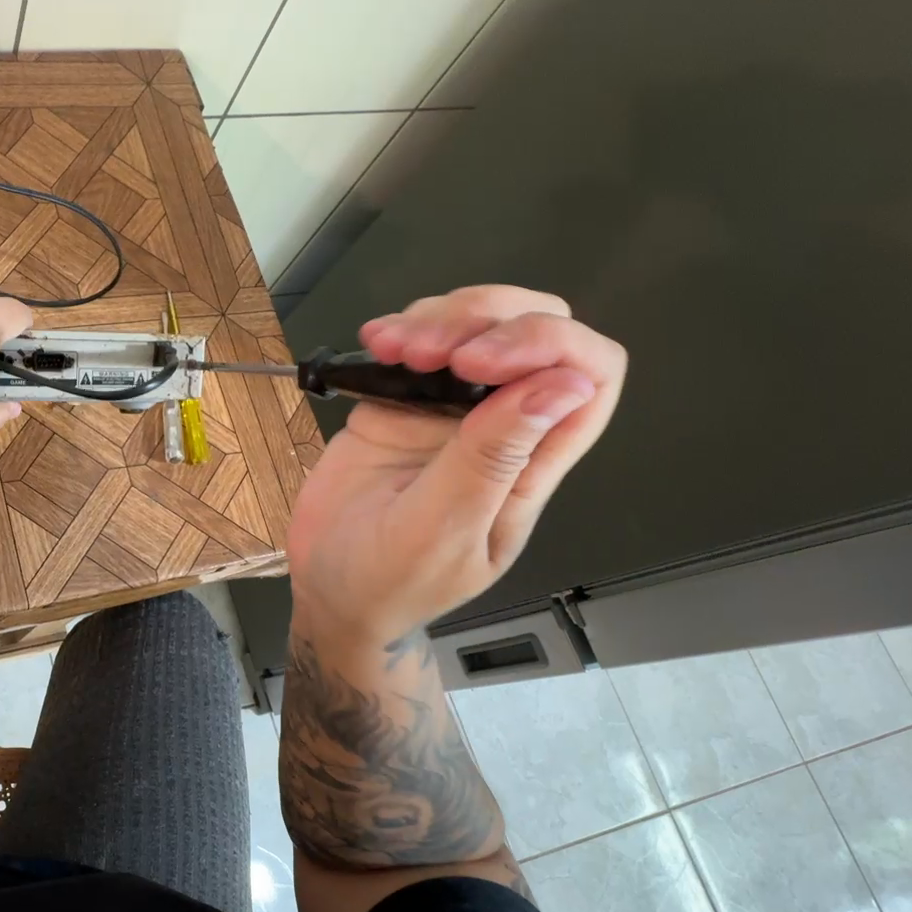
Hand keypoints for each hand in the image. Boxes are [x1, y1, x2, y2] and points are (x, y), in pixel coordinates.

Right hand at [286, 285, 626, 646]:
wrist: (326, 593)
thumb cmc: (389, 582)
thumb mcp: (439, 531)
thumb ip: (490, 461)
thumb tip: (562, 385)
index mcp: (529, 466)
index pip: (585, 379)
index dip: (547, 348)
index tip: (476, 363)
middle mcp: (499, 428)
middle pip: (535, 335)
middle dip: (485, 320)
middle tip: (421, 349)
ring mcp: (445, 413)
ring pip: (476, 329)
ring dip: (439, 318)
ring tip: (386, 343)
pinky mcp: (396, 407)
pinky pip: (416, 347)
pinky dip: (399, 328)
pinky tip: (375, 340)